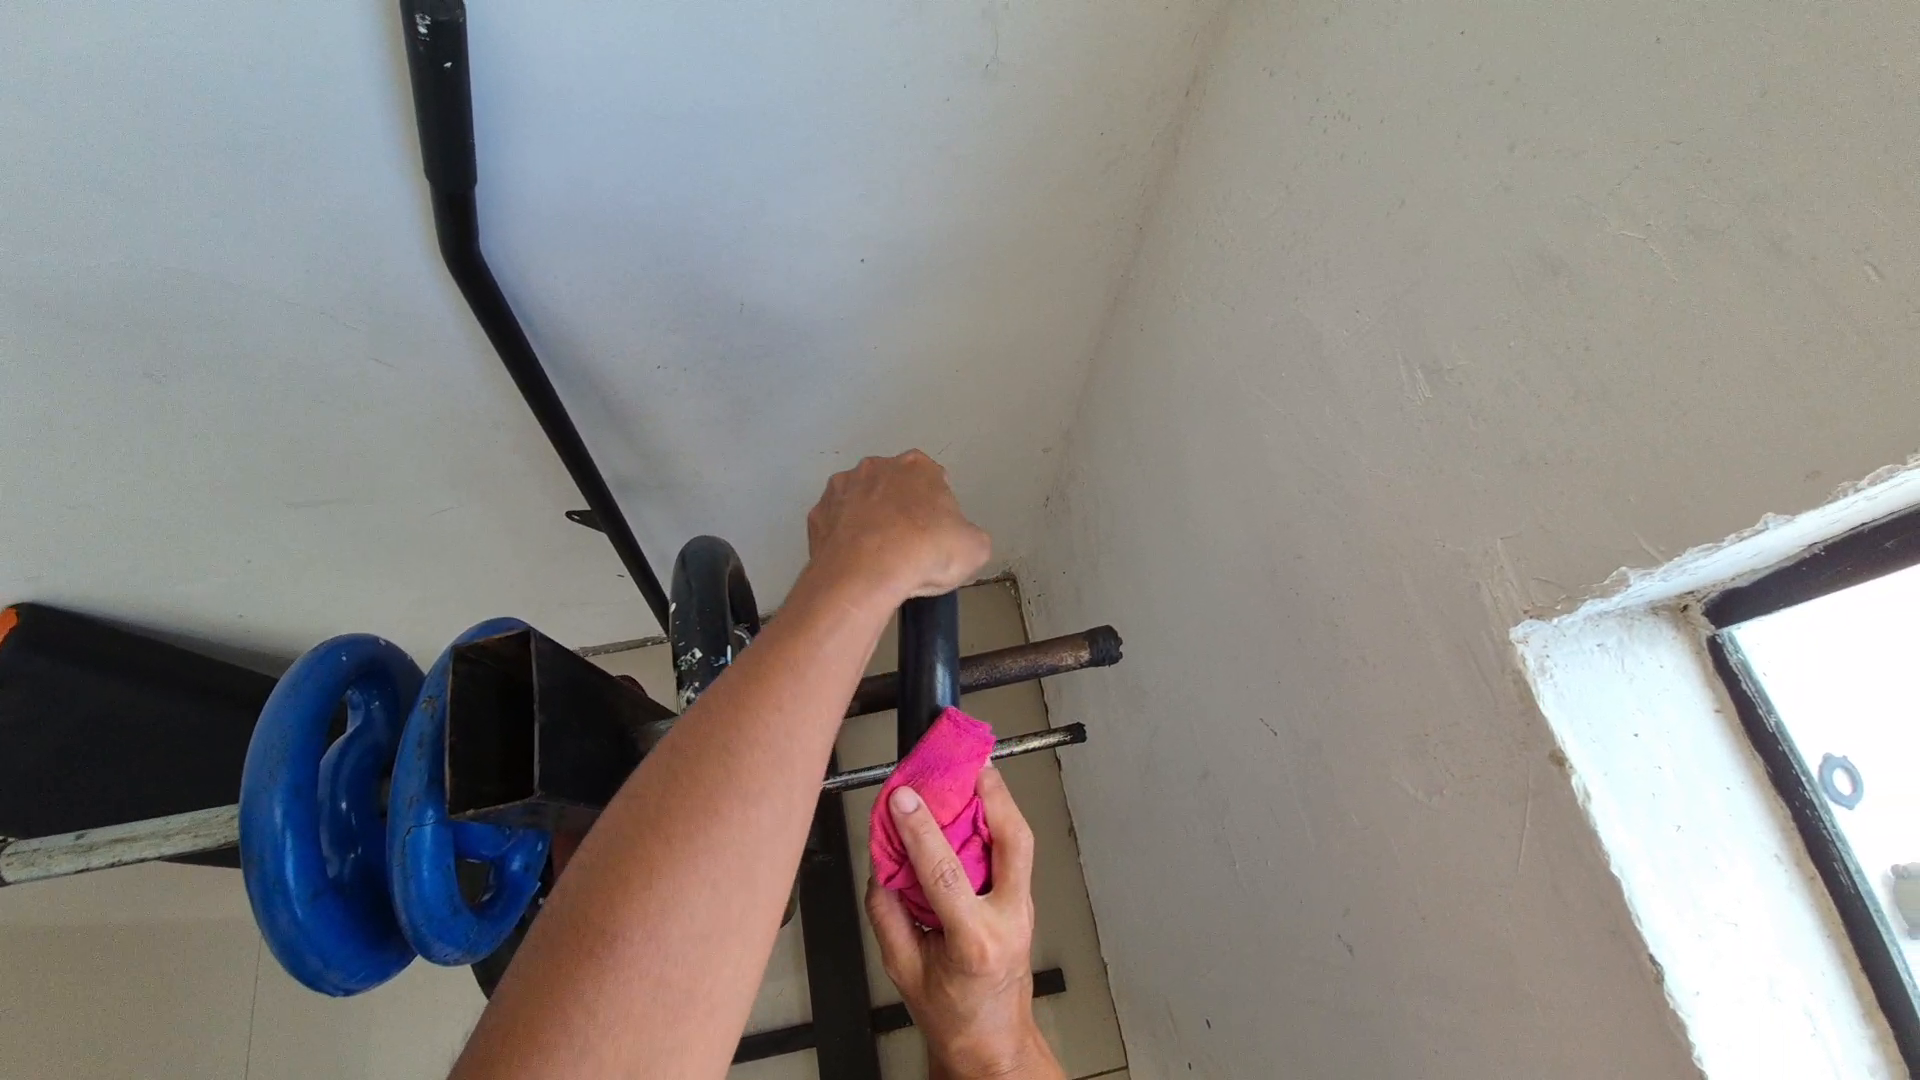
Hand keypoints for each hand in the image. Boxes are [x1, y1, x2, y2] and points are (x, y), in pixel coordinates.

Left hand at [805, 450, 991, 601]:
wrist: (866, 576)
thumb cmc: (925, 553)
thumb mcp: (974, 548)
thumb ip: (970, 536)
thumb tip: (962, 542)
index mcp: (917, 466)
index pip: (933, 480)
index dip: (937, 509)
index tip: (936, 535)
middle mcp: (875, 467)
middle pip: (893, 486)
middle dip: (899, 510)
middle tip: (908, 546)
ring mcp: (841, 488)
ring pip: (860, 502)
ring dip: (869, 521)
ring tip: (879, 558)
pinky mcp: (817, 515)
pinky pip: (836, 525)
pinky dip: (844, 539)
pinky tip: (855, 562)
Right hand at [867, 767, 1063, 1079]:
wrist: (993, 1042)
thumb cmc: (952, 1014)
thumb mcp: (903, 971)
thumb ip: (885, 913)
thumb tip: (880, 863)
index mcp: (974, 943)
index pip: (946, 874)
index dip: (921, 830)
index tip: (903, 798)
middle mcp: (1009, 919)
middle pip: (1014, 842)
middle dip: (993, 794)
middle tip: (967, 761)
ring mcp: (1024, 907)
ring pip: (1021, 840)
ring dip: (999, 799)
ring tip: (972, 768)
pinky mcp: (1024, 899)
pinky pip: (1015, 849)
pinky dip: (997, 819)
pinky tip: (976, 803)